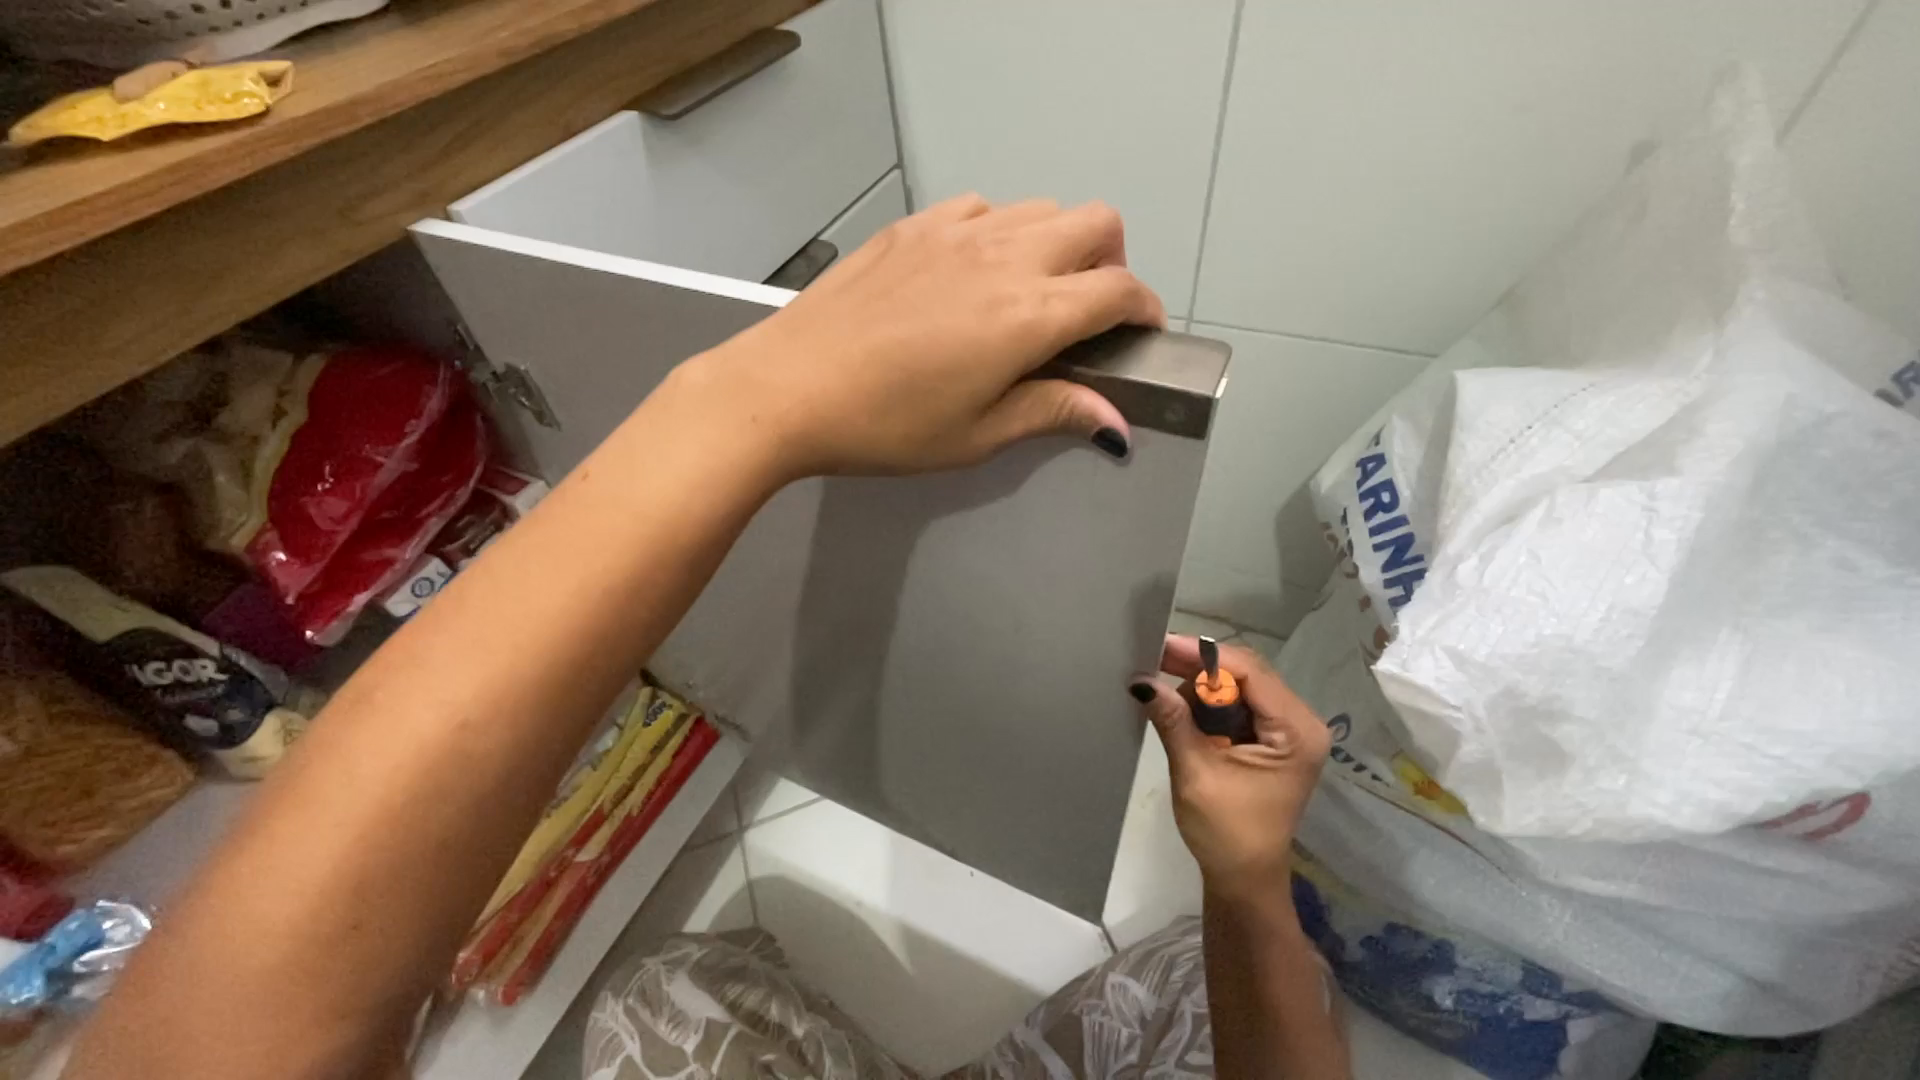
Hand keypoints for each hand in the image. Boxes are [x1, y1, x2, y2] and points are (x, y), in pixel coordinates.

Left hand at [672, 195, 1165, 478]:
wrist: (787, 387)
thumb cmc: (886, 425)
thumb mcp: (976, 435)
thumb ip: (1052, 412)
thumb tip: (1117, 421)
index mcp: (1028, 314)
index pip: (1119, 289)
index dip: (1145, 311)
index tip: (1140, 335)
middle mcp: (1003, 255)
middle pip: (1096, 222)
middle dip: (1113, 262)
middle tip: (1087, 313)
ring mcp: (954, 230)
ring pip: (1040, 208)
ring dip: (1057, 243)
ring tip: (1028, 293)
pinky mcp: (912, 225)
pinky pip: (982, 207)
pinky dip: (1000, 231)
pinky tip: (970, 274)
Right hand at [1131, 636, 1330, 902]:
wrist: (1243, 878)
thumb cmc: (1226, 832)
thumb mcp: (1195, 772)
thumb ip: (1174, 720)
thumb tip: (1142, 681)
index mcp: (1296, 731)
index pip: (1250, 672)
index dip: (1204, 655)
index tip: (1162, 646)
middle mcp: (1300, 722)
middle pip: (1247, 673)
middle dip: (1200, 669)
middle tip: (1154, 662)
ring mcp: (1288, 730)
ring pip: (1240, 686)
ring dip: (1202, 688)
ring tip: (1167, 698)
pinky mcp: (1272, 739)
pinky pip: (1239, 704)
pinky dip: (1210, 704)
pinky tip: (1184, 712)